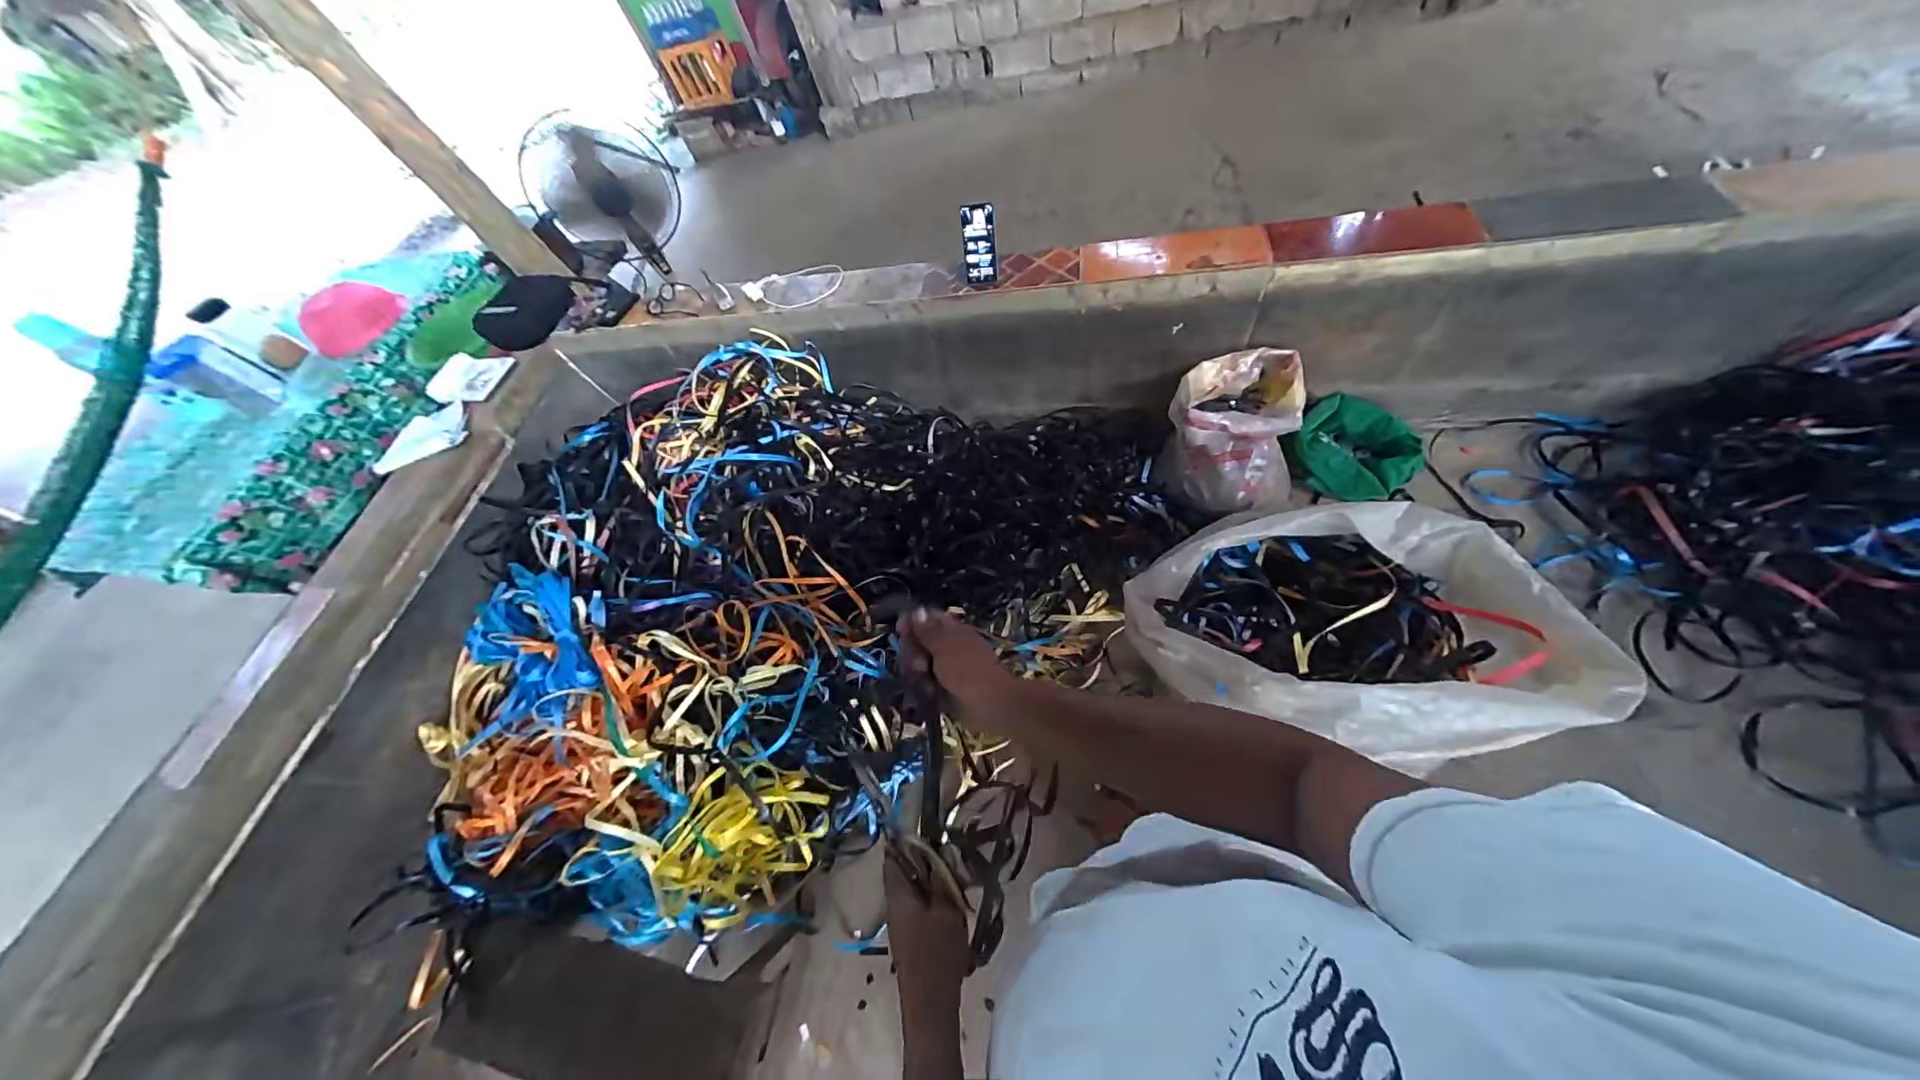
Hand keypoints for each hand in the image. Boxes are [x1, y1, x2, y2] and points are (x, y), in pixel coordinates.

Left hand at [883, 852, 970, 996]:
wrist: (930, 1005)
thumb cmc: (937, 954)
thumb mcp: (948, 910)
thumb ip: (944, 879)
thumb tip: (941, 851)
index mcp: (897, 894)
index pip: (893, 855)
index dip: (906, 838)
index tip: (926, 826)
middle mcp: (893, 905)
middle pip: (903, 871)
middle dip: (924, 859)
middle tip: (948, 851)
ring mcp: (899, 923)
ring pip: (912, 890)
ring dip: (931, 880)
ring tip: (955, 876)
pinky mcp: (908, 937)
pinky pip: (917, 906)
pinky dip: (932, 898)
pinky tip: (952, 904)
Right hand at [900, 607, 1021, 724]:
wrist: (990, 705)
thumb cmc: (969, 670)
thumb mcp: (946, 646)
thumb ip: (928, 630)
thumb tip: (917, 610)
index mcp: (951, 630)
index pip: (924, 619)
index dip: (911, 622)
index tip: (901, 630)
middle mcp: (945, 647)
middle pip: (915, 643)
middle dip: (912, 655)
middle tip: (921, 665)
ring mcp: (942, 669)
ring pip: (915, 666)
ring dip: (916, 675)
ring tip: (927, 684)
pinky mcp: (940, 689)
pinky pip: (921, 685)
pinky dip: (922, 689)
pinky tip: (929, 694)